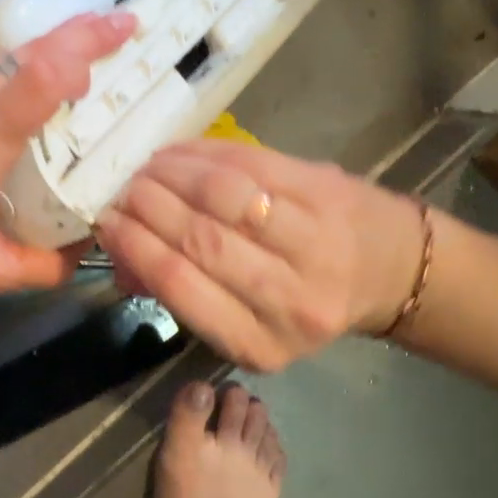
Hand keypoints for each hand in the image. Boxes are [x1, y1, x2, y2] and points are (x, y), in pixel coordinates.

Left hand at [0, 13, 136, 295]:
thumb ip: (41, 266)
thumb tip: (86, 249)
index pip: (29, 85)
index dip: (74, 54)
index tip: (115, 37)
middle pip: (25, 55)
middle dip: (80, 37)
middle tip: (124, 28)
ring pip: (2, 59)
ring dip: (45, 55)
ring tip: (82, 60)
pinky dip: (9, 74)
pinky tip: (23, 89)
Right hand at [94, 140, 426, 371]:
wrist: (391, 273)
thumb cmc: (299, 305)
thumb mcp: (241, 324)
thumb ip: (180, 292)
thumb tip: (119, 254)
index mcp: (259, 343)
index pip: (180, 285)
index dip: (135, 246)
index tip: (105, 221)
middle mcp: (291, 300)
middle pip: (198, 239)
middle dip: (146, 207)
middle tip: (117, 190)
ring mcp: (316, 243)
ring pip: (222, 196)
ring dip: (170, 176)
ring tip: (143, 169)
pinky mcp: (328, 193)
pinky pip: (250, 164)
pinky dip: (202, 154)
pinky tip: (175, 154)